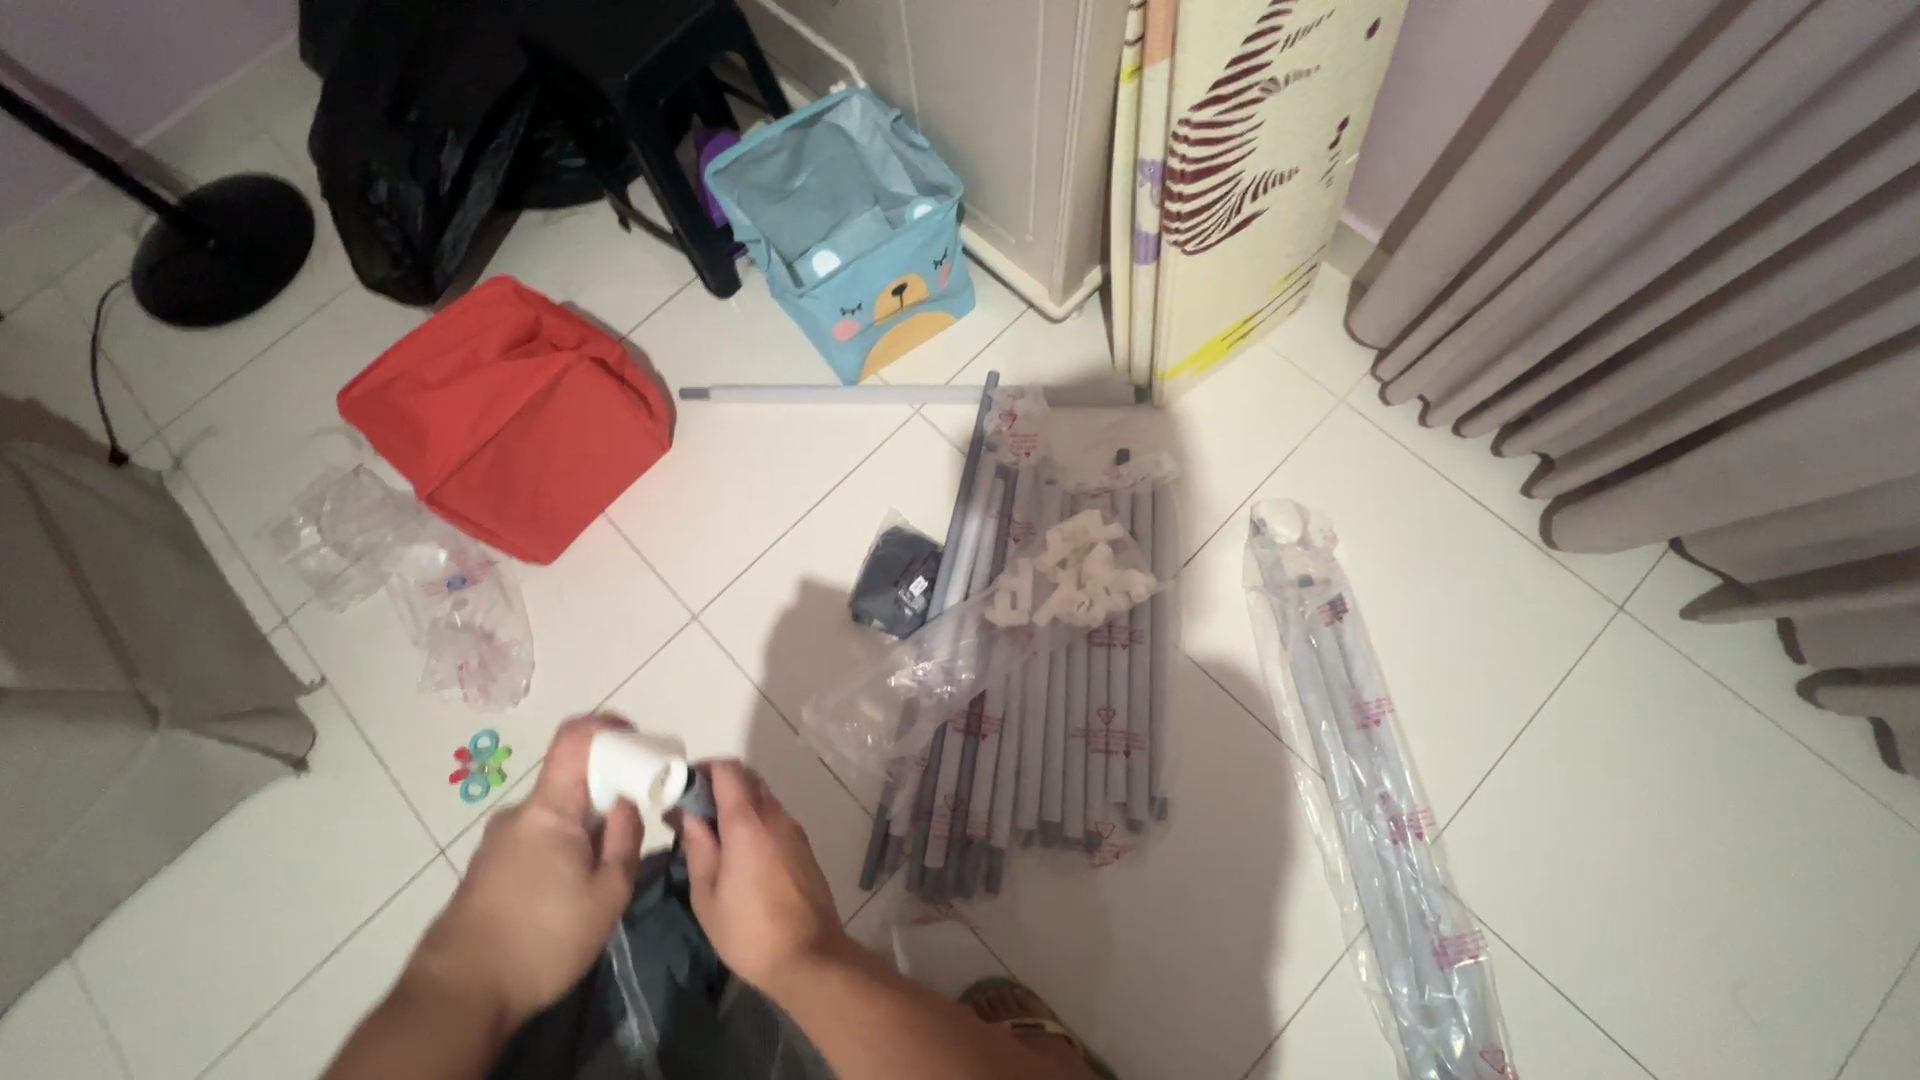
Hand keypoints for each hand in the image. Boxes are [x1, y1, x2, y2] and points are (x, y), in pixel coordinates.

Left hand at [414, 714, 644, 1031]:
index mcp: (549, 809)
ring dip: (588, 826)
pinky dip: (566, 847)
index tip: (642, 748)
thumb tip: (627, 802)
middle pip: (573, 778)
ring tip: (605, 872)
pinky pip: (540, 838)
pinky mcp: (491, 868)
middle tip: (637, 823)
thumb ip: (624, 838)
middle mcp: (520, 814)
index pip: (576, 737)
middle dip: (611, 789)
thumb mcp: (609, 894)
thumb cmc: (542, 942)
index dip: (611, 727)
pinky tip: (573, 892)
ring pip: (558, 813)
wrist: (457, 999)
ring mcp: (500, 841)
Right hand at [676, 761, 849, 996]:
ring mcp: (793, 829)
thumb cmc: (748, 930)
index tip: (679, 788)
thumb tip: (689, 814)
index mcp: (748, 822)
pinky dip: (752, 819)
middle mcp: (775, 815)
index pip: (728, 770)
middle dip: (716, 784)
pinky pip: (773, 817)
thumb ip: (698, 846)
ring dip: (735, 802)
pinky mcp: (803, 846)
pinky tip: (735, 849)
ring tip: (708, 833)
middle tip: (689, 810)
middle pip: (747, 778)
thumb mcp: (707, 894)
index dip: (702, 770)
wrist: (809, 956)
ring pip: (762, 797)